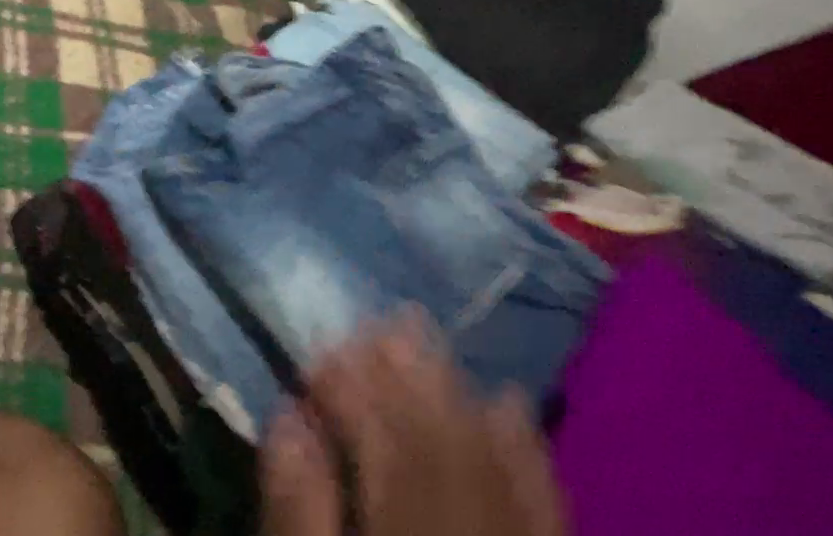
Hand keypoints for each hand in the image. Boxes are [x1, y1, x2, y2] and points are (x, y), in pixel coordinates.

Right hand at [261, 311, 565, 535]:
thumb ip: (298, 506)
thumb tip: (287, 418)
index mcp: (405, 530)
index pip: (381, 444)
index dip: (351, 388)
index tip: (321, 346)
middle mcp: (467, 530)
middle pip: (438, 442)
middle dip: (405, 374)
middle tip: (378, 317)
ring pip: (489, 459)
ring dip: (455, 392)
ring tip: (425, 334)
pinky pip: (545, 504)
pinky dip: (524, 450)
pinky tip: (508, 401)